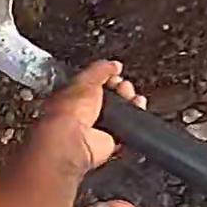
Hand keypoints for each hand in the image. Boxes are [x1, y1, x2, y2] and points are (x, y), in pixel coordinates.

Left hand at [32, 60, 146, 174]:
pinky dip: (134, 120)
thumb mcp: (85, 80)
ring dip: (130, 102)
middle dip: (122, 89)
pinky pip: (125, 130)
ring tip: (132, 98)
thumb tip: (114, 65)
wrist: (73, 140)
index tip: (115, 73)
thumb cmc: (69, 111)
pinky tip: (137, 109)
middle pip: (110, 97)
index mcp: (72, 96)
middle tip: (123, 88)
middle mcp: (83, 113)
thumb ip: (100, 70)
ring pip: (119, 112)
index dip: (107, 77)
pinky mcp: (107, 142)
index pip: (93, 84)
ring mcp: (95, 129)